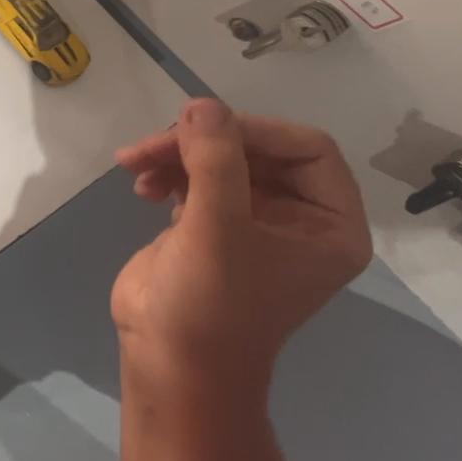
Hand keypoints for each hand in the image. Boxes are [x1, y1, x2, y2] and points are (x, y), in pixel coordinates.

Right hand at [111, 99, 371, 385]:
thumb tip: (201, 104)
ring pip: (218, 159)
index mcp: (328, 223)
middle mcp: (297, 218)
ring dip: (173, 154)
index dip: (251, 130)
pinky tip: (141, 188)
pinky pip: (194, 177)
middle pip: (255, 148)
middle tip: (147, 149)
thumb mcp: (217, 228)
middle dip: (199, 142)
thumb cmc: (212, 300)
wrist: (171, 356)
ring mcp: (251, 221)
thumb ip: (214, 162)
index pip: (307, 148)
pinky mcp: (208, 225)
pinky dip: (165, 172)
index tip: (193, 131)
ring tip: (133, 166)